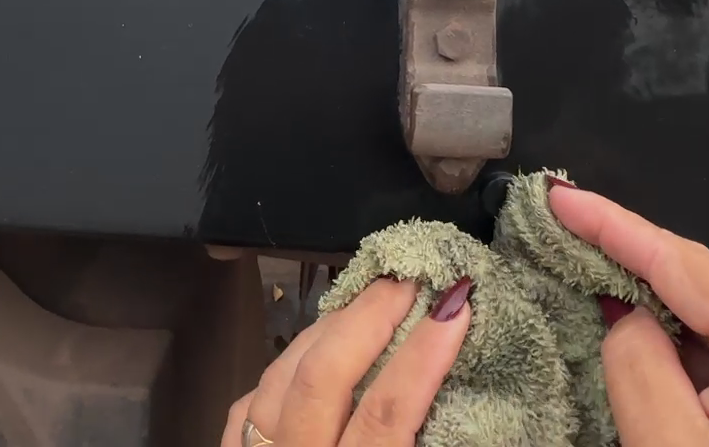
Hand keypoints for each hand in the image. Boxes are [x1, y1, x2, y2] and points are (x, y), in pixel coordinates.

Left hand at [223, 276, 472, 446]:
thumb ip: (427, 437)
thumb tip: (453, 373)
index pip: (387, 413)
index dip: (424, 354)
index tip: (457, 303)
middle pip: (323, 375)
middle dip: (368, 316)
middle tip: (407, 278)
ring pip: (283, 373)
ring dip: (328, 329)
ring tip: (369, 300)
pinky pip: (251, 400)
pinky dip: (287, 366)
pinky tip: (314, 348)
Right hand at [550, 184, 708, 446]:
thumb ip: (637, 364)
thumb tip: (624, 308)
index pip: (683, 264)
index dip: (612, 223)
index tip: (558, 195)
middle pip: (703, 276)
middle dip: (630, 245)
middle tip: (564, 220)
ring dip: (651, 286)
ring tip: (588, 256)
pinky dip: (679, 330)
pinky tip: (639, 318)